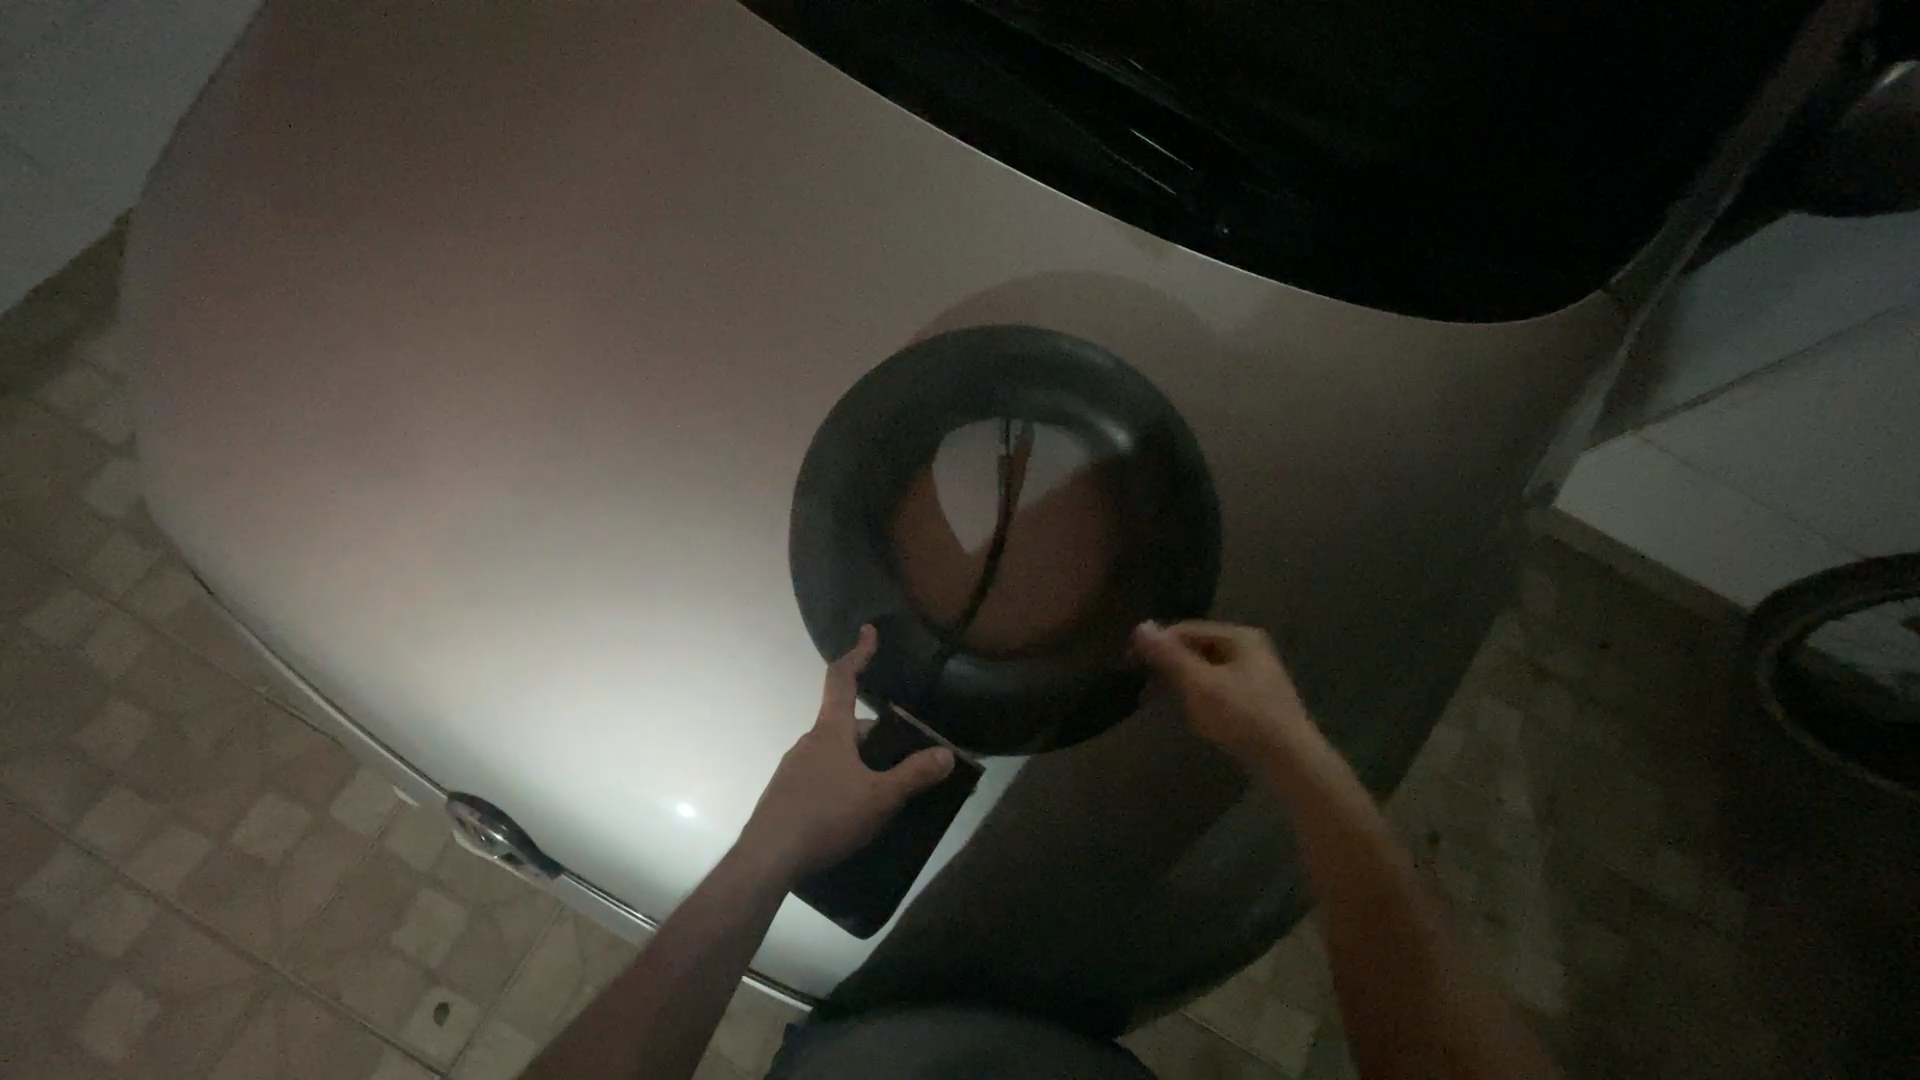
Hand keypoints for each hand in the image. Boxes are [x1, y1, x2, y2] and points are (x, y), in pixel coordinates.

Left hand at [738, 625, 955, 884]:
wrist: (766, 859)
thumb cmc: (825, 817)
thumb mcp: (879, 798)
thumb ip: (913, 775)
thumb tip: (946, 754)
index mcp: (830, 731)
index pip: (843, 678)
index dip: (859, 652)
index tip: (869, 631)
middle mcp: (809, 741)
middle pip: (847, 724)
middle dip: (877, 735)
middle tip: (906, 756)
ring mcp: (794, 768)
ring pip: (835, 753)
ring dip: (859, 762)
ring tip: (885, 790)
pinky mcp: (786, 795)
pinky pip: (821, 777)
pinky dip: (842, 783)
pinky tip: (853, 813)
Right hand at [1132, 620, 1318, 766]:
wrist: (1289, 761)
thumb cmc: (1241, 715)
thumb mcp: (1198, 683)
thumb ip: (1168, 655)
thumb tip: (1140, 626)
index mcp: (1239, 637)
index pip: (1186, 629)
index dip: (1156, 643)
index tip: (1130, 662)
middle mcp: (1250, 650)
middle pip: (1197, 648)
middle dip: (1169, 664)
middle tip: (1143, 683)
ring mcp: (1256, 676)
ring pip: (1207, 670)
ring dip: (1182, 682)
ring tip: (1159, 699)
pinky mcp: (1257, 701)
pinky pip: (1218, 688)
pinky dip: (1199, 696)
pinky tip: (1189, 712)